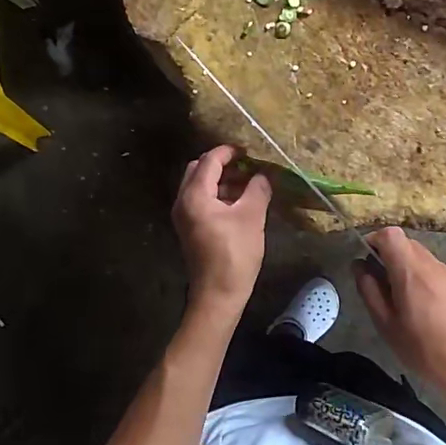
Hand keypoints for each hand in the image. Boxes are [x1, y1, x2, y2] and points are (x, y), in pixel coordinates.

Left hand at [172, 145, 270, 311]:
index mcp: (194, 195)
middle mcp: (183, 202)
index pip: (209, 161)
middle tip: (246, 166)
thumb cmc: (234, 254)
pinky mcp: (190, 229)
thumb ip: (257, 190)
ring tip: (247, 184)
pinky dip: (217, 196)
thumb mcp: (251, 217)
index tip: (248, 151)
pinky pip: (200, 202)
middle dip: (222, 165)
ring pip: (199, 187)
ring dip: (221, 181)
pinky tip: (238, 203)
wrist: (218, 293)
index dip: (228, 152)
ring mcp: (184, 217)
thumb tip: (263, 176)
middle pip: (198, 170)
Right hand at [356, 227, 445, 412]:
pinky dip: (433, 285)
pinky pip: (444, 277)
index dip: (375, 240)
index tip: (368, 260)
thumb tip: (359, 266)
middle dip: (393, 258)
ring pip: (427, 262)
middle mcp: (436, 267)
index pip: (391, 235)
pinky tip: (437, 316)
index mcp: (412, 273)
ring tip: (412, 306)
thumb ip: (370, 291)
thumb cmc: (426, 353)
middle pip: (409, 245)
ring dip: (413, 273)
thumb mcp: (387, 326)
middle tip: (385, 287)